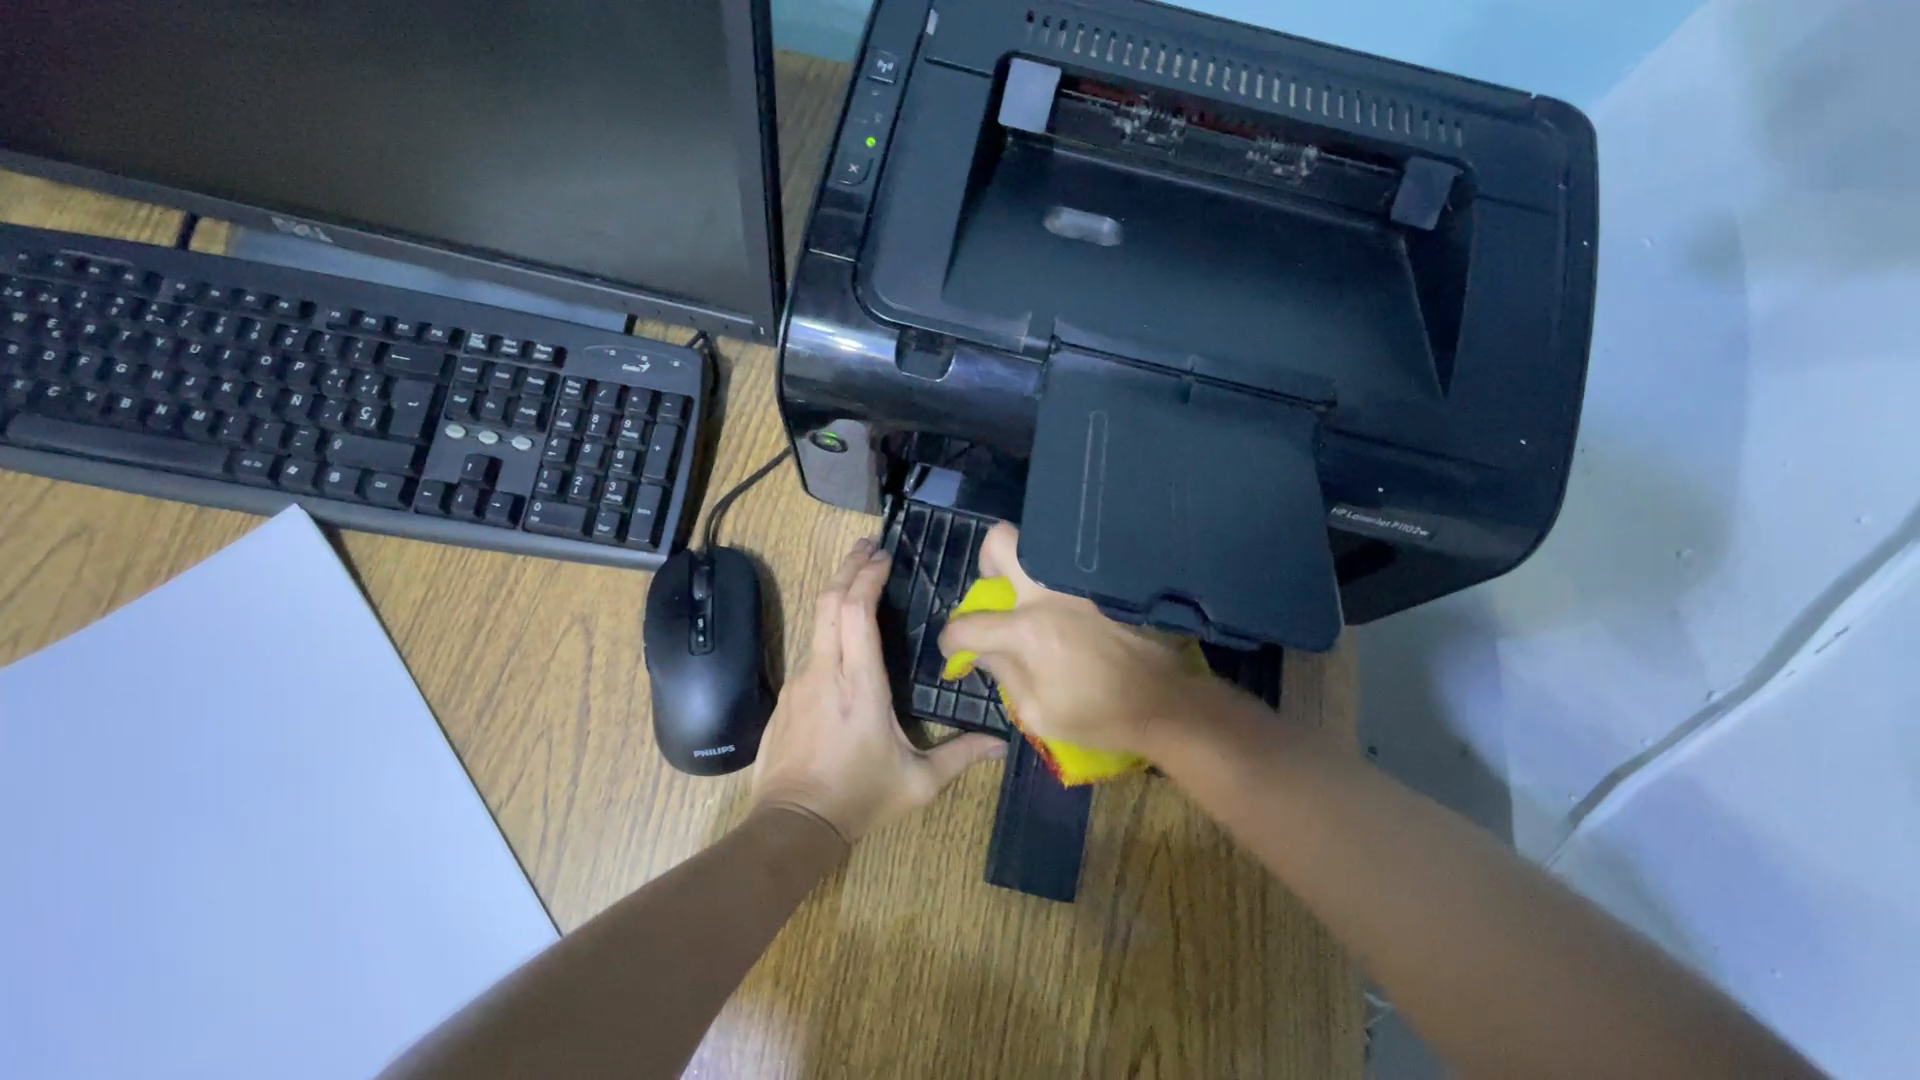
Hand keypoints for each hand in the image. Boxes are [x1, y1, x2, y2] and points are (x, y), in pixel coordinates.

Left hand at [751, 538, 1004, 842]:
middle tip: (868, 546)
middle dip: (847, 568)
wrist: (792, 823)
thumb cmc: (860, 797)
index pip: (856, 613)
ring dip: (836, 594)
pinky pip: (809, 650)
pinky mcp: (786, 698)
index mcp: (860, 684)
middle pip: (829, 602)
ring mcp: (800, 683)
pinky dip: (826, 627)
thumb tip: (1002, 746)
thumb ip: (960, 756)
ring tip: (856, 577)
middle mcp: (825, 673)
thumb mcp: (918, 781)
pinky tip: (841, 634)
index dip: (867, 578)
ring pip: (815, 622)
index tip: (884, 557)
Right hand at [938, 523, 1218, 757]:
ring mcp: (1082, 582)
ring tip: (1038, 595)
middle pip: (1002, 541)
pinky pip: (1077, 567)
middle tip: (999, 585)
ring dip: (1030, 565)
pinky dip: (1066, 581)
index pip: (968, 625)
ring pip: (1043, 545)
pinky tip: (1075, 608)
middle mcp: (1050, 594)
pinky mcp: (1110, 583)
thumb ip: (1004, 675)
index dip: (951, 639)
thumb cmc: (1100, 716)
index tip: (955, 648)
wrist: (1166, 703)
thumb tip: (983, 652)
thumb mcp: (1038, 713)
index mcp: (1028, 631)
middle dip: (988, 560)